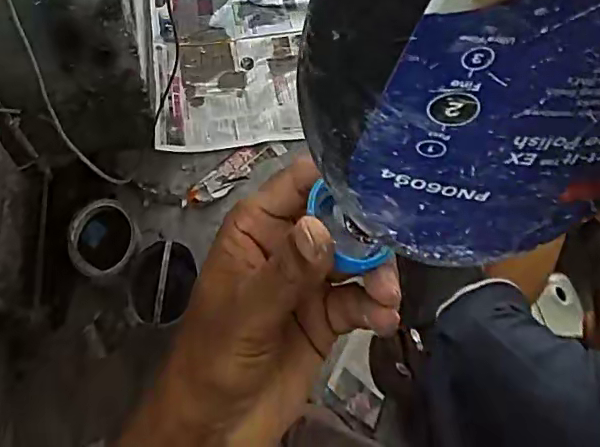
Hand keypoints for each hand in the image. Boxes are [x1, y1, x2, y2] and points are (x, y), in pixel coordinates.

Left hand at [120, 155, 400, 446]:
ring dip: (375, 273)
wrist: (217, 422)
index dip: (330, 178)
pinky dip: (374, 306)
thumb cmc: (213, 353)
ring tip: (385, 296)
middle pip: (333, 220)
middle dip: (363, 232)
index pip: (295, 185)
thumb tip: (318, 227)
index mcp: (255, 226)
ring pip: (351, 259)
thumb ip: (285, 271)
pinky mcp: (324, 317)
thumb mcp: (247, 309)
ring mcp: (306, 281)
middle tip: (386, 254)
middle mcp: (284, 245)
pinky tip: (383, 317)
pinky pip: (356, 300)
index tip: (370, 181)